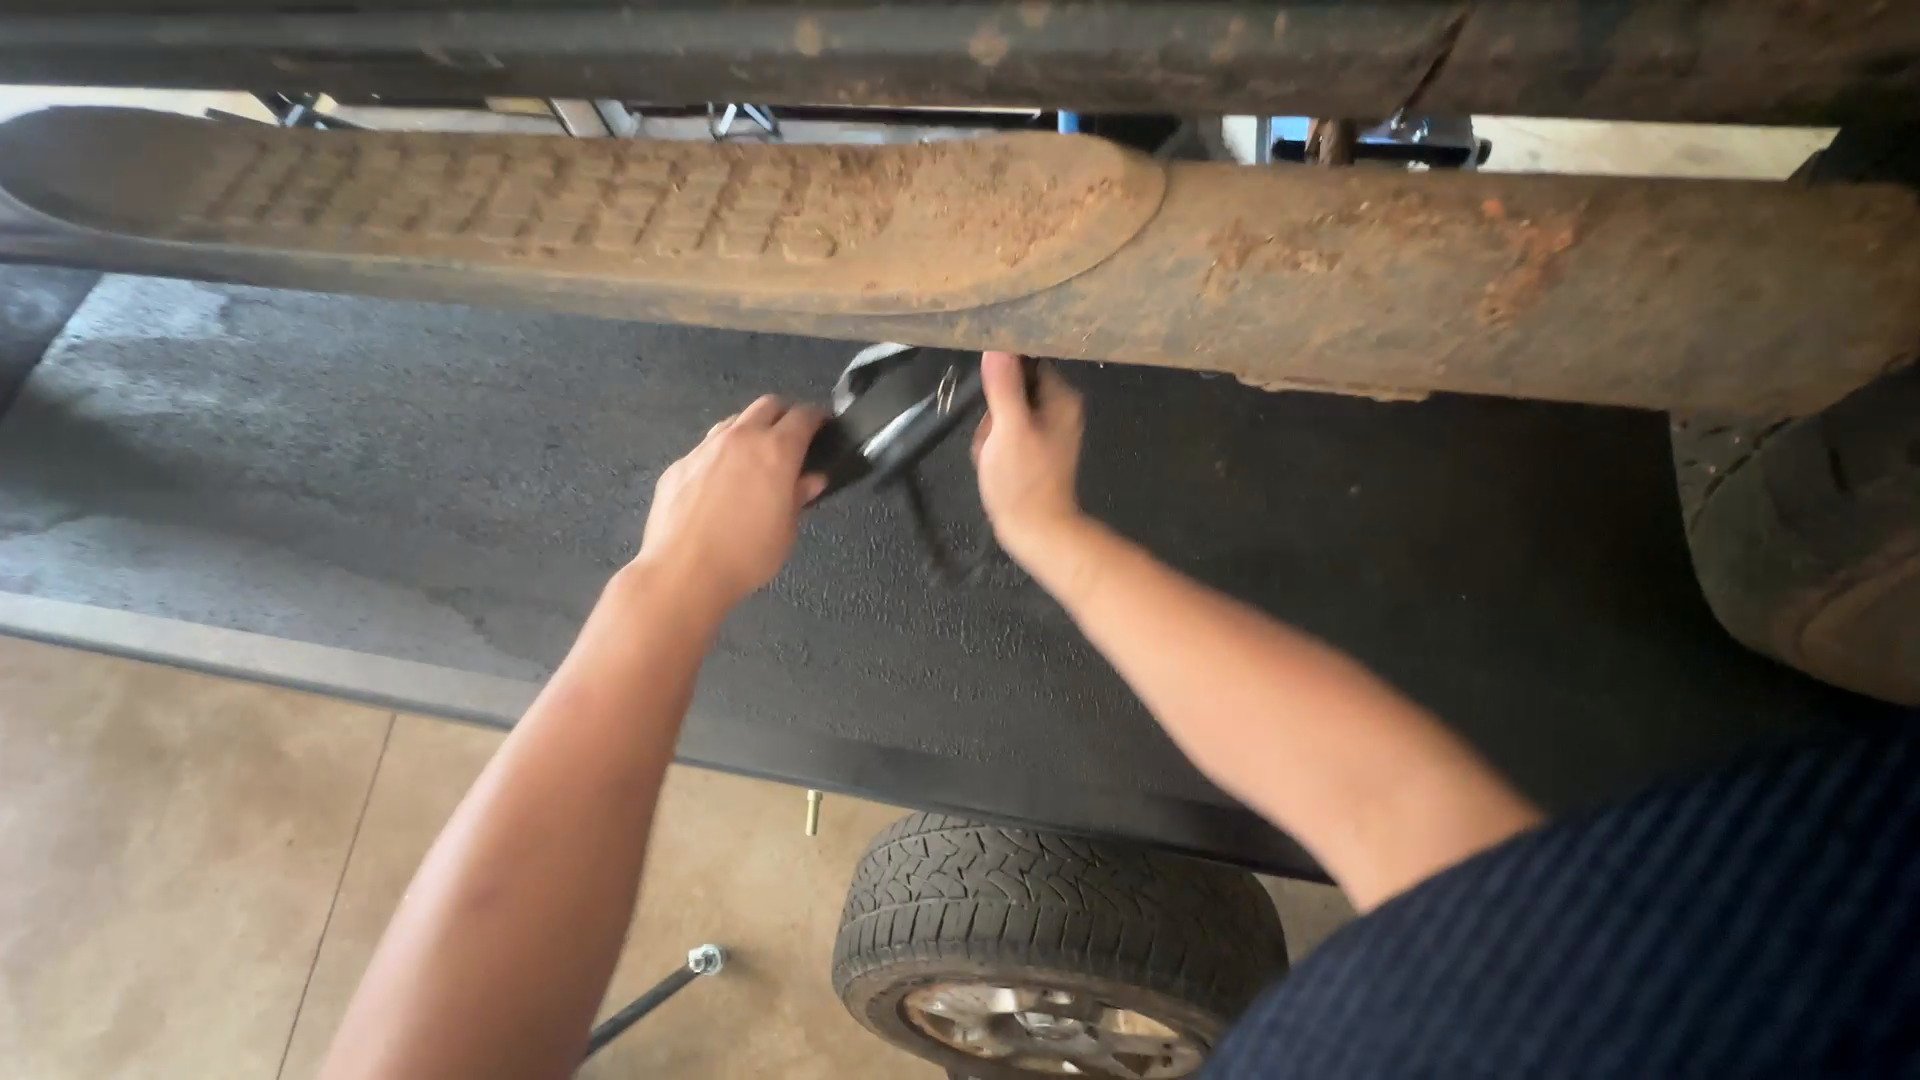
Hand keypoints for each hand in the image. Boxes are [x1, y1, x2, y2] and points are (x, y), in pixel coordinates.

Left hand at [635, 395, 826, 611]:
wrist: (684, 572)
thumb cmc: (745, 555)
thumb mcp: (786, 530)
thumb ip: (799, 496)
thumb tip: (810, 481)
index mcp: (776, 451)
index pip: (804, 416)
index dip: (818, 418)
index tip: (823, 425)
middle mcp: (741, 439)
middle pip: (768, 405)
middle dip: (785, 415)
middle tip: (793, 437)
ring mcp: (705, 448)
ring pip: (734, 422)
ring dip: (751, 430)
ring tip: (756, 459)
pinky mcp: (679, 465)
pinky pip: (706, 448)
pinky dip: (721, 456)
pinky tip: (721, 484)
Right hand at [971, 351, 1085, 561]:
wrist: (1035, 531)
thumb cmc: (1024, 481)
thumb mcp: (1008, 428)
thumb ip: (1003, 386)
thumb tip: (996, 345)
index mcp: (1061, 397)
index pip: (1025, 362)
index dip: (1000, 377)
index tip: (990, 397)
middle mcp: (1058, 409)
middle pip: (1010, 389)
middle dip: (992, 413)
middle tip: (994, 437)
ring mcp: (1046, 430)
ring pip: (1003, 413)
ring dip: (990, 433)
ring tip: (993, 455)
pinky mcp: (1034, 449)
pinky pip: (1005, 434)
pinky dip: (994, 447)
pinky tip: (993, 464)